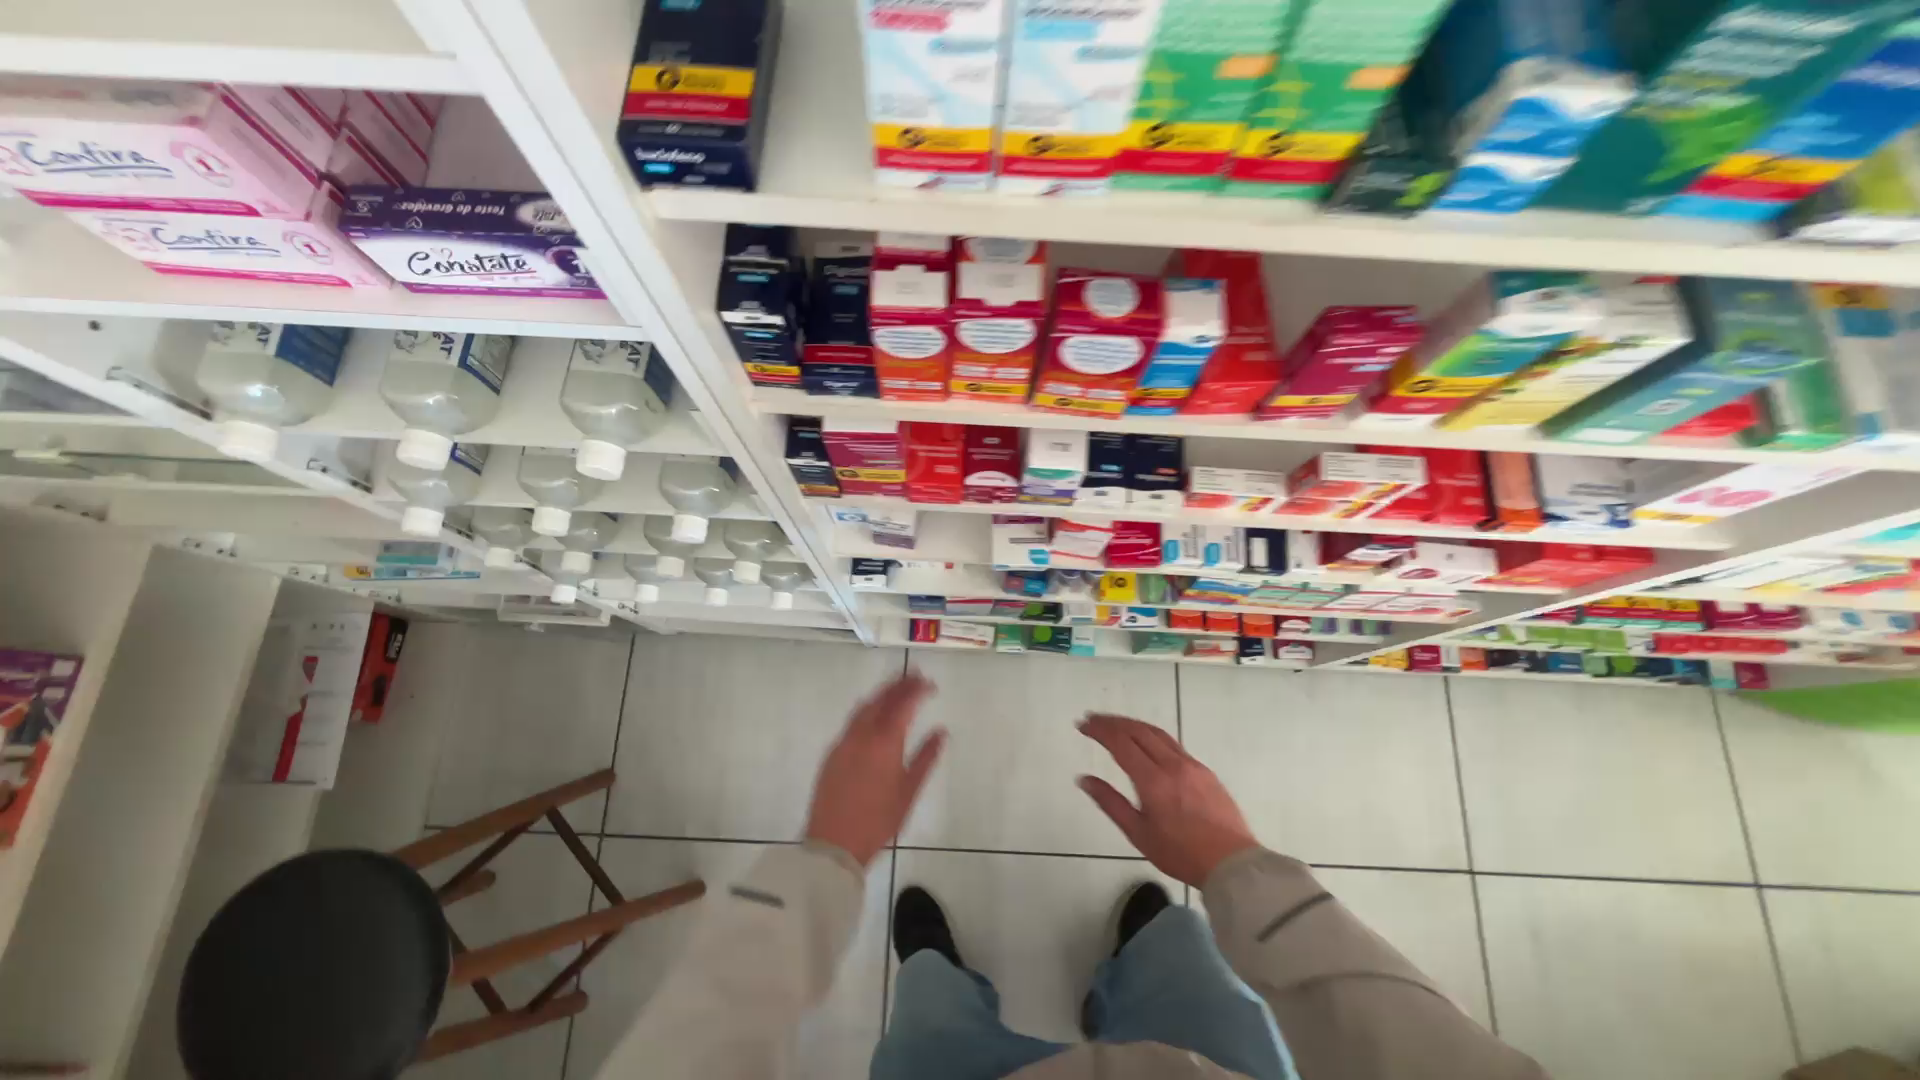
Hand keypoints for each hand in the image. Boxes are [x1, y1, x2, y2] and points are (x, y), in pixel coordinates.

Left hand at [804, 673, 945, 866]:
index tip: (930, 683)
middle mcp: (861, 735)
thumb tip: (940, 732)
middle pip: (881, 699)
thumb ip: (925, 758)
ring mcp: (843, 743)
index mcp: (884, 742)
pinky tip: (874, 716)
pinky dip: (867, 710)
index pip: (902, 704)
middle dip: (898, 685)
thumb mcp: (909, 792)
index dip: (917, 690)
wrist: (834, 843)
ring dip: (881, 695)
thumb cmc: (878, 821)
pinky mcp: (832, 754)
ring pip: (863, 708)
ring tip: (896, 690)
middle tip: (915, 676)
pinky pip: (852, 722)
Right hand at [1077, 713, 1258, 886]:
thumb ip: (1110, 803)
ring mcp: (1192, 765)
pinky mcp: (1204, 771)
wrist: (1230, 862)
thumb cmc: (1180, 853)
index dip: (1100, 730)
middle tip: (1093, 719)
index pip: (1121, 743)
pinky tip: (1146, 742)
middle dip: (1113, 722)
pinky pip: (1173, 744)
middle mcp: (1172, 765)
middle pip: (1139, 731)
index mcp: (1153, 780)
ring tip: (1115, 724)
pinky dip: (1152, 735)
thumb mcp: (1138, 833)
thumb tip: (1084, 780)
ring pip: (1158, 733)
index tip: (1083, 725)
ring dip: (1133, 724)